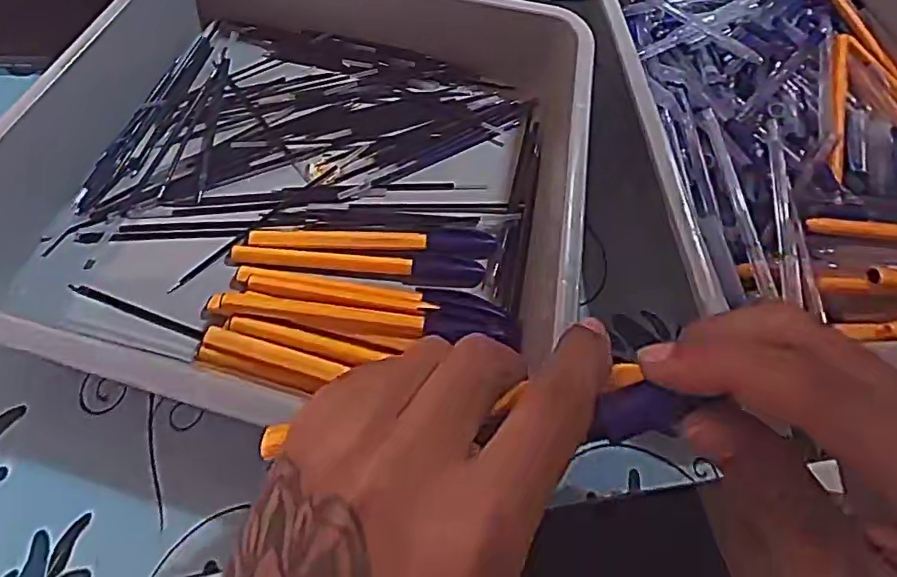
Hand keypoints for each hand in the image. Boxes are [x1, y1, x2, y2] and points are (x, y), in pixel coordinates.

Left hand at [233, 321, 610, 576]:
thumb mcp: (485, 569)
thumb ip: (517, 492)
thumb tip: (536, 424)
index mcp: (471, 524)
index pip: (548, 410)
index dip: (578, 366)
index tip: (588, 341)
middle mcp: (409, 465)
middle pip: (482, 358)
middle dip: (504, 372)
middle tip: (501, 402)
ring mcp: (350, 436)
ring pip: (429, 351)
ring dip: (447, 376)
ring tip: (437, 416)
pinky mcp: (308, 423)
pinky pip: (377, 367)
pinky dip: (396, 386)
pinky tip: (387, 427)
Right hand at [638, 304, 896, 576]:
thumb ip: (773, 498)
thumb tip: (696, 420)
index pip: (815, 386)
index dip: (724, 363)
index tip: (652, 364)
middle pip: (811, 339)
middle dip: (722, 339)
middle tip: (660, 370)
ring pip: (811, 336)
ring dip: (738, 344)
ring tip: (686, 376)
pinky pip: (822, 359)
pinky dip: (765, 360)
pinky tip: (733, 384)